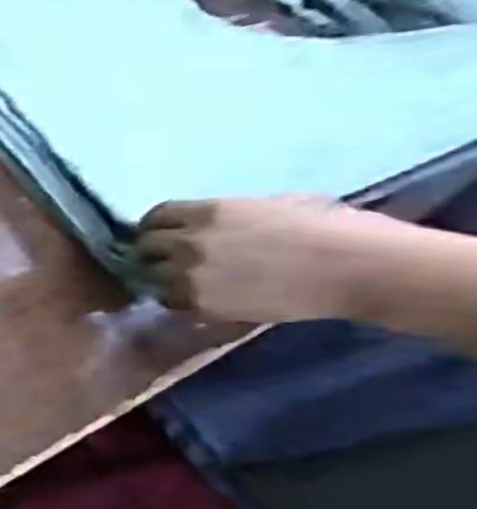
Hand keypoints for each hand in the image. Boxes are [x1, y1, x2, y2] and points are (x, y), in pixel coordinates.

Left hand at [137, 196, 402, 322]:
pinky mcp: (197, 302)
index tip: (165, 235)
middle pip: (146, 247)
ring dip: (166, 278)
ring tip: (191, 282)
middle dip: (157, 252)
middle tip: (174, 260)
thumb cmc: (333, 229)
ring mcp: (187, 274)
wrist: (362, 269)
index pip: (155, 217)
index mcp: (207, 212)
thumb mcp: (274, 206)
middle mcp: (187, 241)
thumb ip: (228, 216)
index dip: (158, 227)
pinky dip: (181, 300)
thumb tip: (208, 224)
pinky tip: (205, 298)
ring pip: (153, 276)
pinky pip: (171, 301)